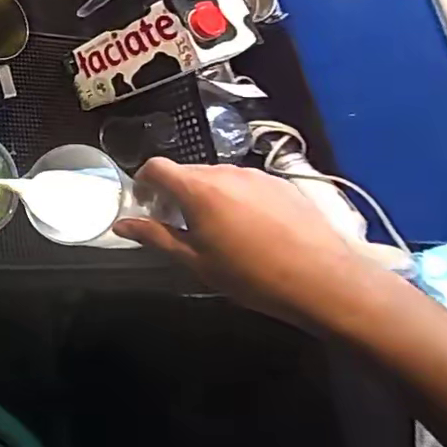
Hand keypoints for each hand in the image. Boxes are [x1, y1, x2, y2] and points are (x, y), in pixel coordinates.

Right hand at [113, 159, 393, 330]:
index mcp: (197, 188)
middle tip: (177, 224)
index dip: (144, 182)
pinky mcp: (280, 183)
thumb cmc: (251, 275)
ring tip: (217, 230)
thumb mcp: (196, 261)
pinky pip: (244, 183)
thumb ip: (155, 237)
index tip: (145, 205)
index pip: (156, 166)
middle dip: (174, 192)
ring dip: (205, 195)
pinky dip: (235, 198)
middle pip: (186, 172)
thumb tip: (121, 224)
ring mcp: (255, 175)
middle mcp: (224, 172)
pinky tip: (250, 229)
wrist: (325, 280)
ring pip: (216, 177)